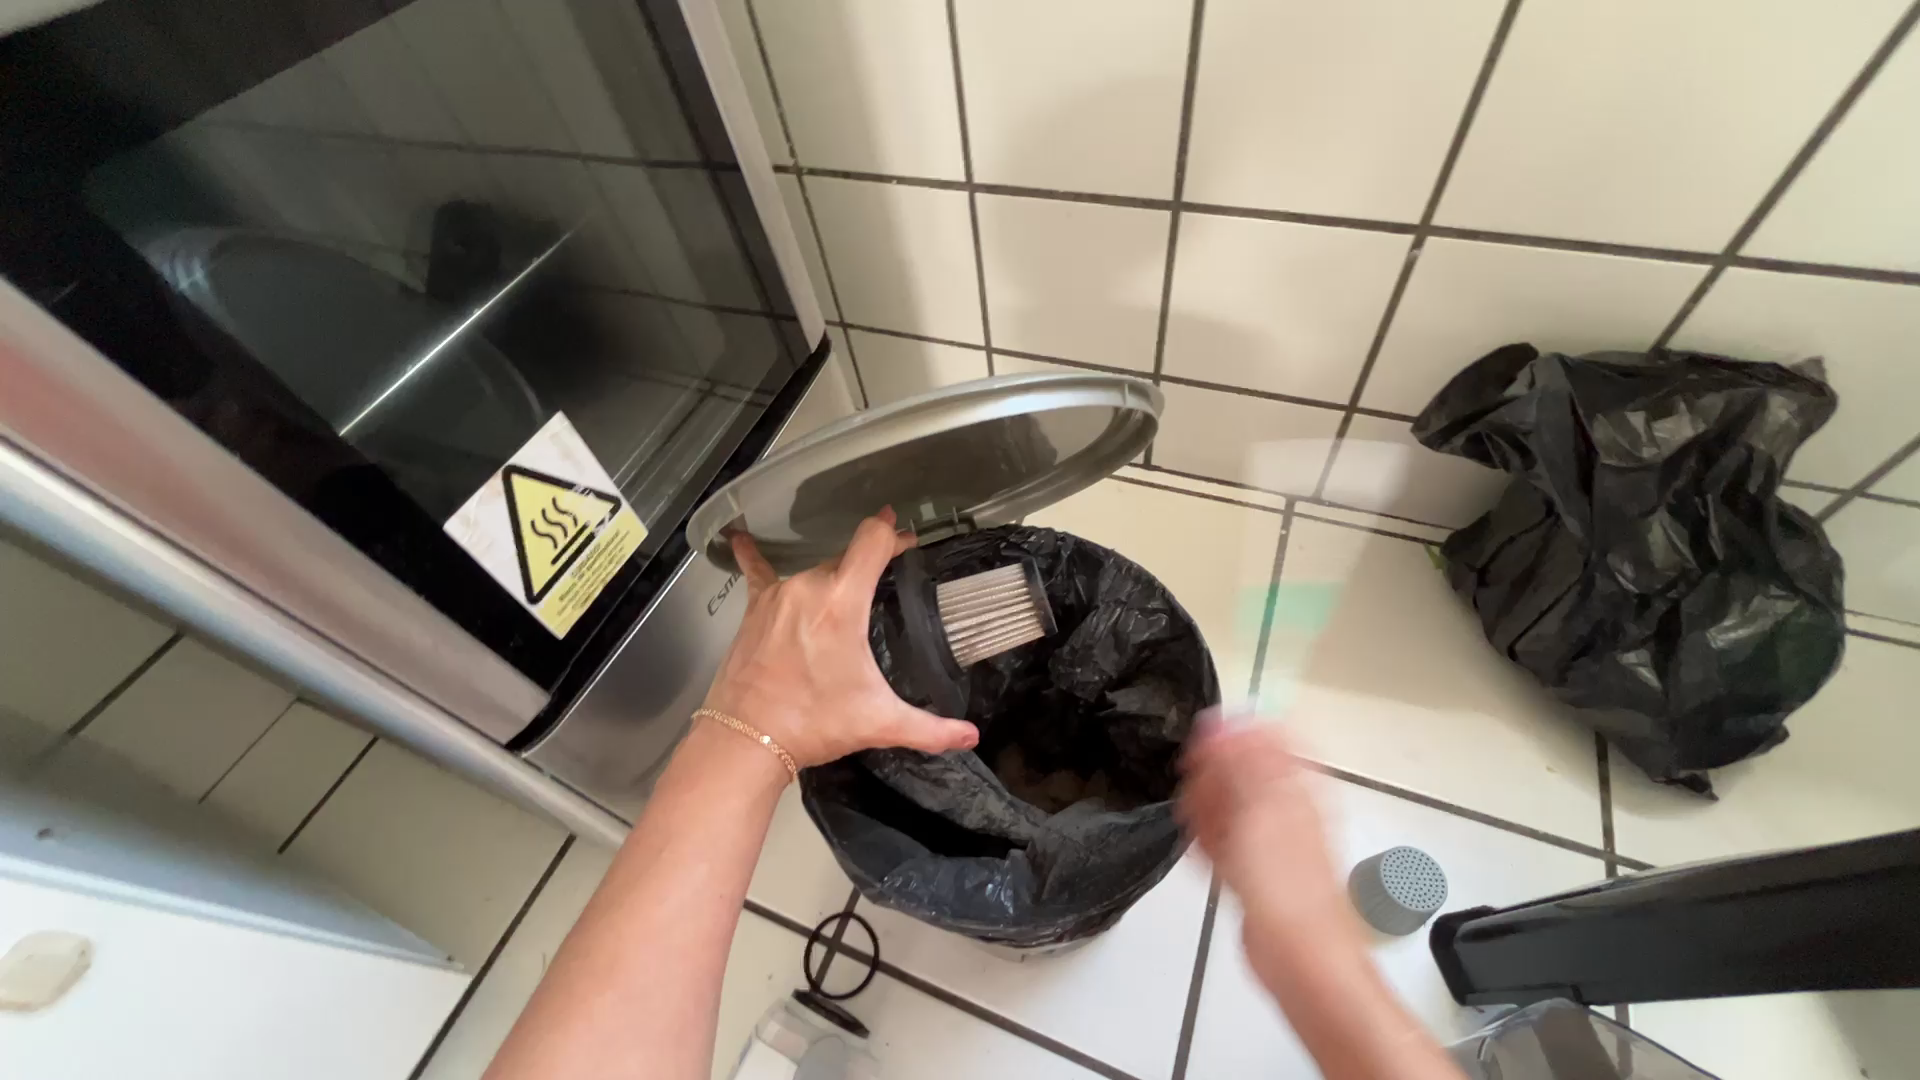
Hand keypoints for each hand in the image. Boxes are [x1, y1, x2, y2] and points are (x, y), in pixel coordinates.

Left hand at [702, 506, 980, 770]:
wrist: (746, 740)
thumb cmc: (816, 723)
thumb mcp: (879, 722)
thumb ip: (931, 728)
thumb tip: (971, 737)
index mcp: (842, 600)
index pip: (873, 541)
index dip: (894, 535)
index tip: (908, 540)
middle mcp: (809, 586)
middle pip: (847, 558)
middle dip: (869, 564)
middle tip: (887, 577)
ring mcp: (778, 595)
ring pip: (815, 572)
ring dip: (834, 578)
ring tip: (849, 591)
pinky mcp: (754, 609)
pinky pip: (755, 573)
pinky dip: (751, 554)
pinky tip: (739, 536)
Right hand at [1178, 711, 1362, 965]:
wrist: (1298, 956)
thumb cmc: (1287, 885)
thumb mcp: (1260, 809)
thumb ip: (1241, 762)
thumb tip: (1225, 723)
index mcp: (1297, 784)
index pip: (1269, 734)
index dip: (1234, 732)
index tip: (1206, 746)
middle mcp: (1286, 804)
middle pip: (1241, 768)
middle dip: (1213, 779)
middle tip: (1201, 796)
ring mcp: (1270, 836)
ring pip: (1228, 802)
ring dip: (1206, 812)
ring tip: (1203, 831)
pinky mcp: (1255, 865)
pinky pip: (1223, 837)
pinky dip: (1210, 841)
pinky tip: (1206, 854)